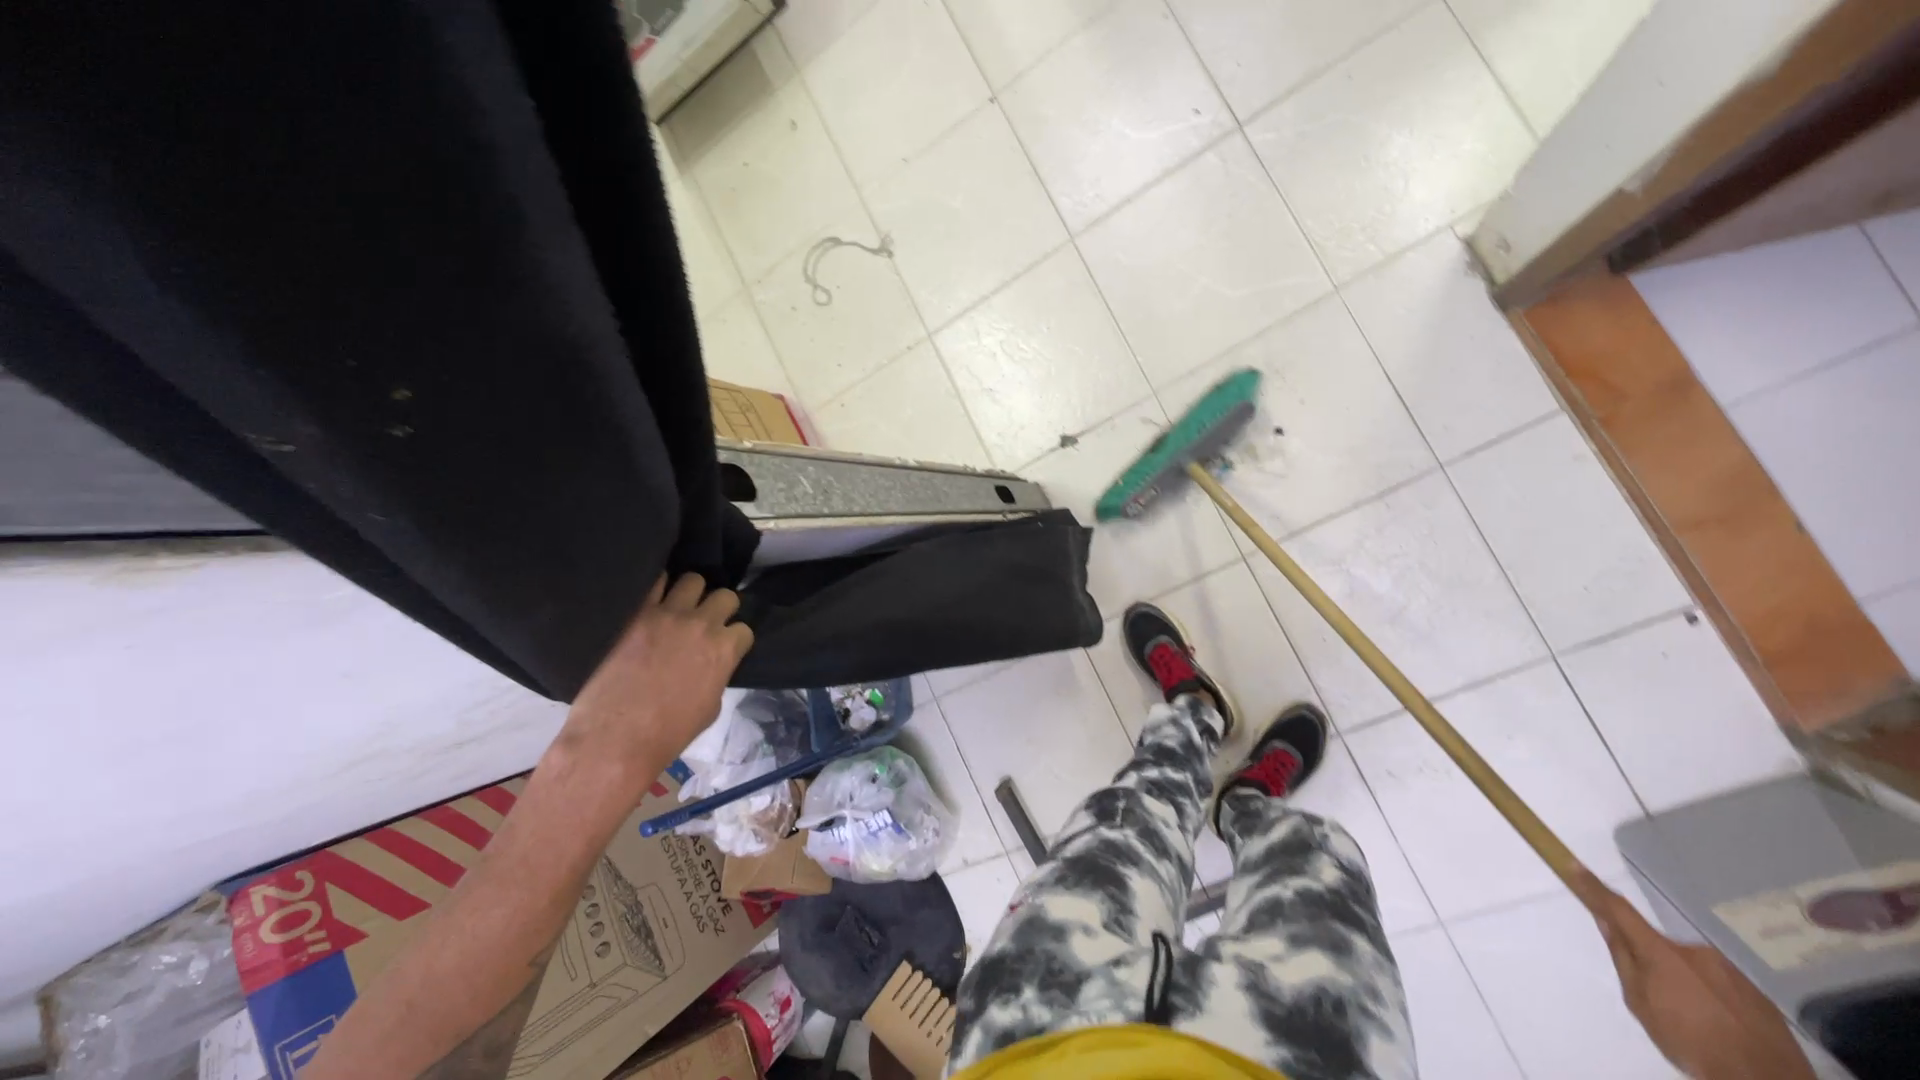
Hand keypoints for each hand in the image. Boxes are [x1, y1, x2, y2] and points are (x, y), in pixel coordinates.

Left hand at [559, 573, 753, 791]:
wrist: (617, 736)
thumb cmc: (669, 732)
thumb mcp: (711, 708)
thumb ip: (716, 676)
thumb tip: (711, 666)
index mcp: (724, 650)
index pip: (744, 629)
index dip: (736, 640)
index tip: (728, 646)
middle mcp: (701, 624)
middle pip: (725, 596)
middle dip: (720, 609)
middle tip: (707, 622)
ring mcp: (667, 615)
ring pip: (692, 580)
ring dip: (691, 594)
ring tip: (680, 607)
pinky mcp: (636, 613)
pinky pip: (653, 582)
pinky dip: (658, 588)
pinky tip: (654, 599)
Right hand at [1571, 873, 1814, 1079]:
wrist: (1764, 1078)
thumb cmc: (1691, 1043)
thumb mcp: (1642, 1006)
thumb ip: (1624, 961)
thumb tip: (1608, 924)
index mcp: (1661, 953)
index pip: (1619, 911)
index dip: (1594, 888)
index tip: (1574, 865)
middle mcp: (1696, 950)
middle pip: (1662, 947)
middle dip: (1656, 966)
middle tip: (1664, 1003)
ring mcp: (1729, 966)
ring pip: (1693, 967)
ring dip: (1688, 985)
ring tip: (1698, 1023)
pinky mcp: (1754, 985)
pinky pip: (1721, 982)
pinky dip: (1713, 998)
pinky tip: (1720, 1025)